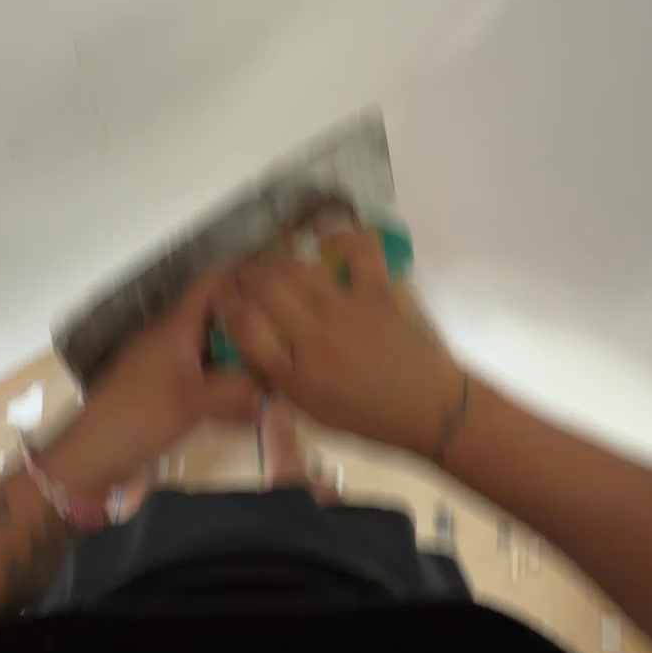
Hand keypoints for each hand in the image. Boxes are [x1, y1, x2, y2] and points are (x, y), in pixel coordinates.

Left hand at [42, 268, 262, 493]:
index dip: (242, 273)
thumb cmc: (141, 418)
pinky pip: (203, 374)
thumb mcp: (195, 403)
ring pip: (212, 347)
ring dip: (240, 354)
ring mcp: (166, 363)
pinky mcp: (164, 389)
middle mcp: (171, 337)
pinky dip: (225, 379)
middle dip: (251, 320)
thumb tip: (278, 381)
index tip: (280, 275)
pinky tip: (249, 398)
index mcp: (175, 328)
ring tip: (278, 362)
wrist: (91, 455)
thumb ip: (239, 389)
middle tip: (290, 329)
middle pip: (217, 316)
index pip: (211, 284)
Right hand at [220, 232, 466, 459]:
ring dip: (274, 260)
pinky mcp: (378, 292)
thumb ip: (277, 374)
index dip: (224, 306)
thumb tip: (250, 340)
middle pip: (264, 287)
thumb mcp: (311, 409)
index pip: (244, 326)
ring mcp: (348, 309)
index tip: (221, 300)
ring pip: (296, 267)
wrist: (430, 410)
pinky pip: (359, 250)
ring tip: (270, 264)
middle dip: (243, 277)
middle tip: (242, 279)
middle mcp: (315, 336)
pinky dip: (341, 236)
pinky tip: (325, 240)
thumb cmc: (367, 416)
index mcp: (296, 373)